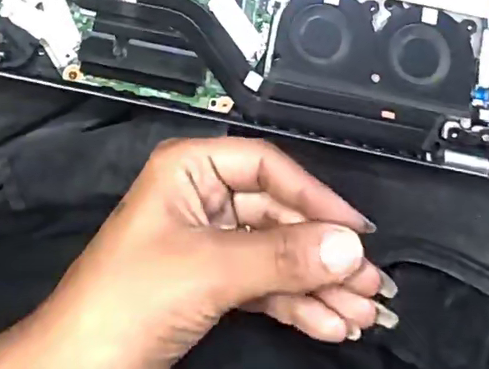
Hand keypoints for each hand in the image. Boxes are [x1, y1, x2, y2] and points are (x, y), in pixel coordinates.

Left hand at [0, 138, 393, 368]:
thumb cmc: (120, 304)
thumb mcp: (209, 271)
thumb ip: (281, 257)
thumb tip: (346, 246)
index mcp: (190, 169)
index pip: (267, 166)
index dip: (313, 196)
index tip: (353, 228)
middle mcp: (203, 197)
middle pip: (278, 214)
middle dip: (323, 252)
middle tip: (369, 280)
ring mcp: (208, 240)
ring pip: (277, 254)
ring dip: (318, 283)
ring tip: (361, 310)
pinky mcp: (211, 282)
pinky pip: (265, 283)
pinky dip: (297, 303)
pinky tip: (329, 322)